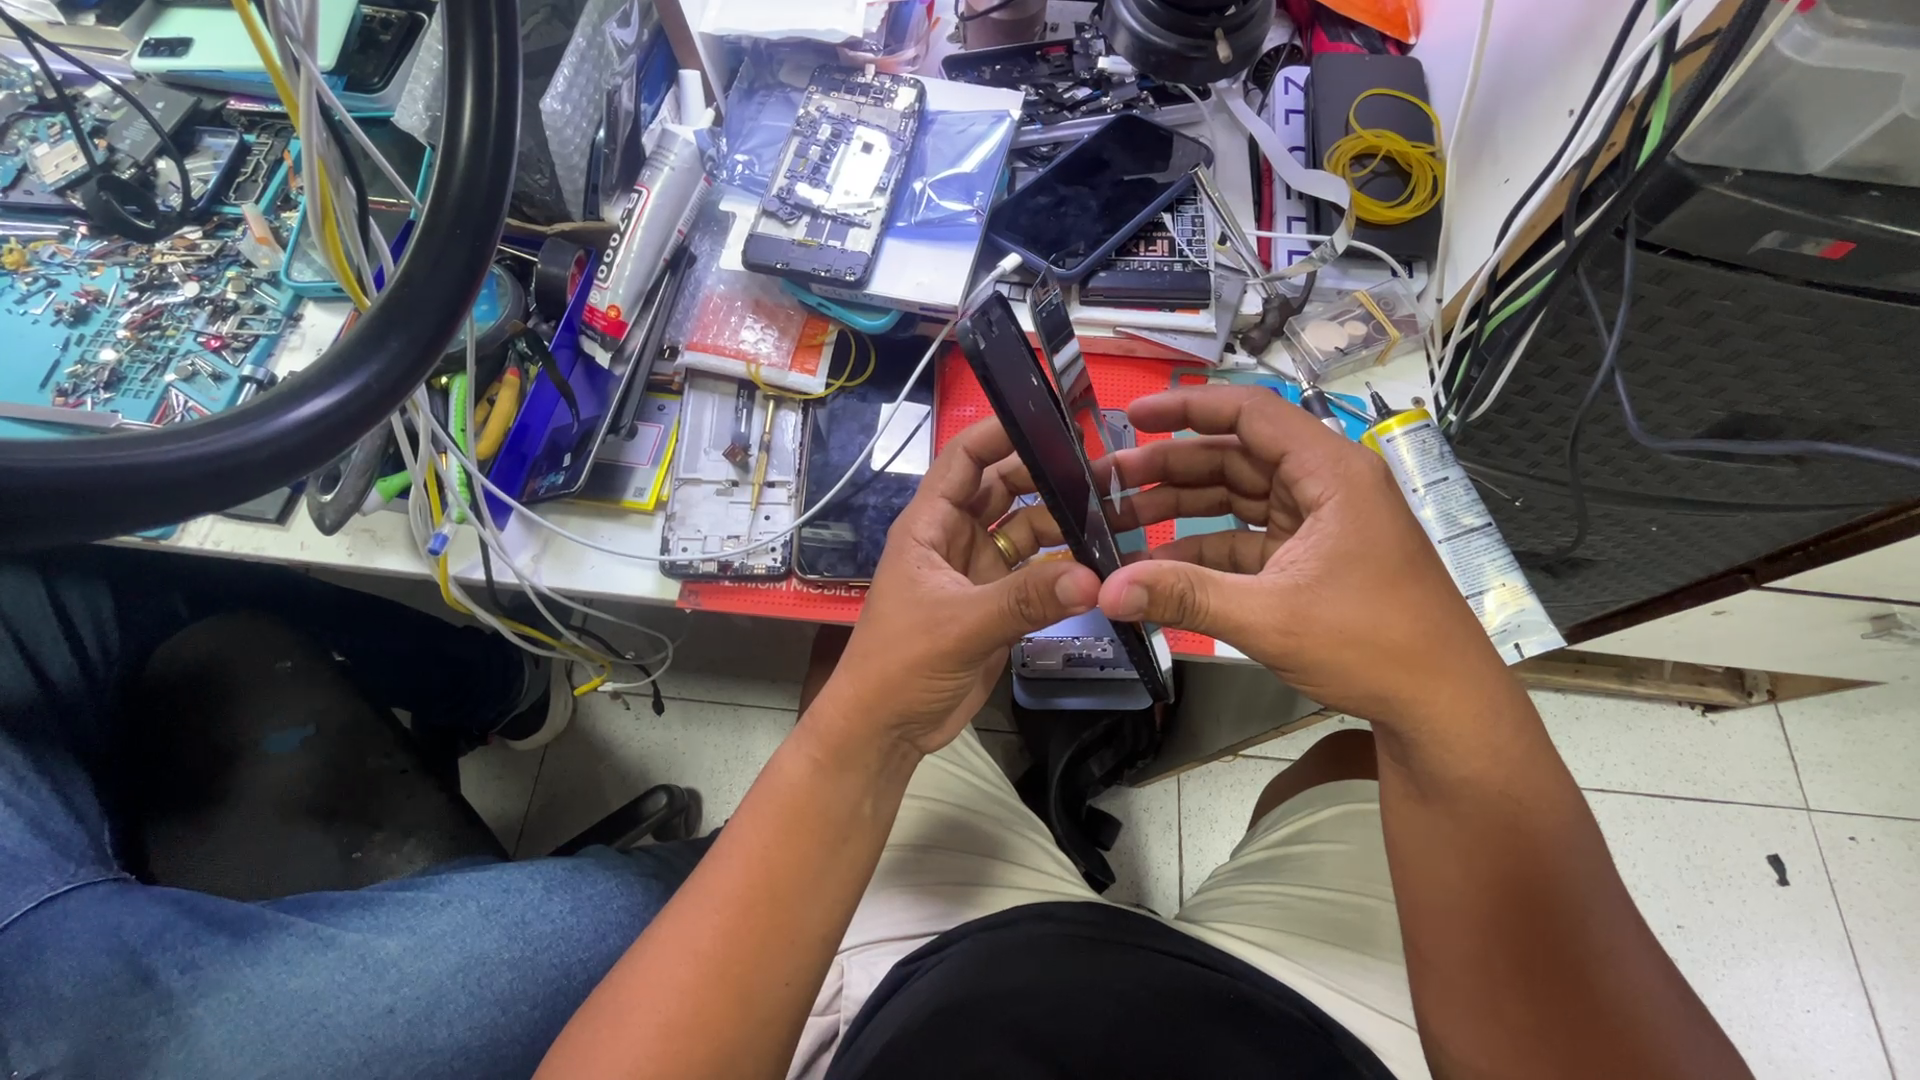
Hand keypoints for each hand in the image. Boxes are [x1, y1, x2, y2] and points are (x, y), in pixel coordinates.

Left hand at [811, 417, 1100, 755]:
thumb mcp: (960, 624)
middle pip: (1004, 489)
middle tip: (1104, 471)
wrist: (887, 728)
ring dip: (1062, 524)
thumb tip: (1093, 577)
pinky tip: (1100, 564)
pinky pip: (1036, 575)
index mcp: (929, 525)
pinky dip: (1064, 569)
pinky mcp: (997, 606)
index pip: (965, 459)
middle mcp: (955, 538)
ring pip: (1026, 531)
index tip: (1051, 415)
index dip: (1001, 431)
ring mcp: (978, 571)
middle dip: (1047, 476)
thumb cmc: (900, 664)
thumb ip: (1024, 600)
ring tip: (1113, 516)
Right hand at [1096, 385, 1508, 724]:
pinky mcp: (1310, 559)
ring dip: (1179, 509)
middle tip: (1106, 483)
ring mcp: (1318, 524)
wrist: (1442, 705)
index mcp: (1330, 473)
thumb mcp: (1270, 616)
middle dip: (1168, 468)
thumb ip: (1184, 596)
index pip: (1250, 413)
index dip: (1187, 409)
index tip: (1132, 417)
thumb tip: (1107, 590)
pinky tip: (1157, 566)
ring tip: (1118, 520)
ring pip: (1235, 499)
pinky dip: (1202, 551)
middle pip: (1234, 457)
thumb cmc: (1373, 644)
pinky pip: (1244, 541)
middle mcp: (1324, 485)